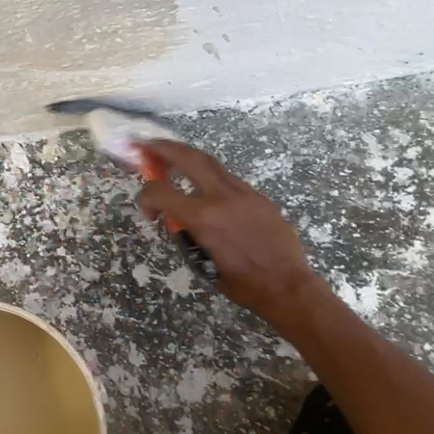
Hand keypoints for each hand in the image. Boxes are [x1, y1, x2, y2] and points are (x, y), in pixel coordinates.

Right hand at [136, 139, 325, 325]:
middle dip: (164, 148)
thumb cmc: (242, 283)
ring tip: (175, 160)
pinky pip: (230, 179)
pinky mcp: (259, 197)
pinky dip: (212, 178)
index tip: (149, 212)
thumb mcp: (200, 262)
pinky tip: (210, 191)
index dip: (146, 198)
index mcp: (202, 217)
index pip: (160, 192)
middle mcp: (221, 197)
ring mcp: (244, 193)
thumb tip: (179, 219)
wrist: (288, 286)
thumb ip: (187, 233)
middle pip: (188, 157)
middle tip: (149, 146)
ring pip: (211, 163)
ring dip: (189, 158)